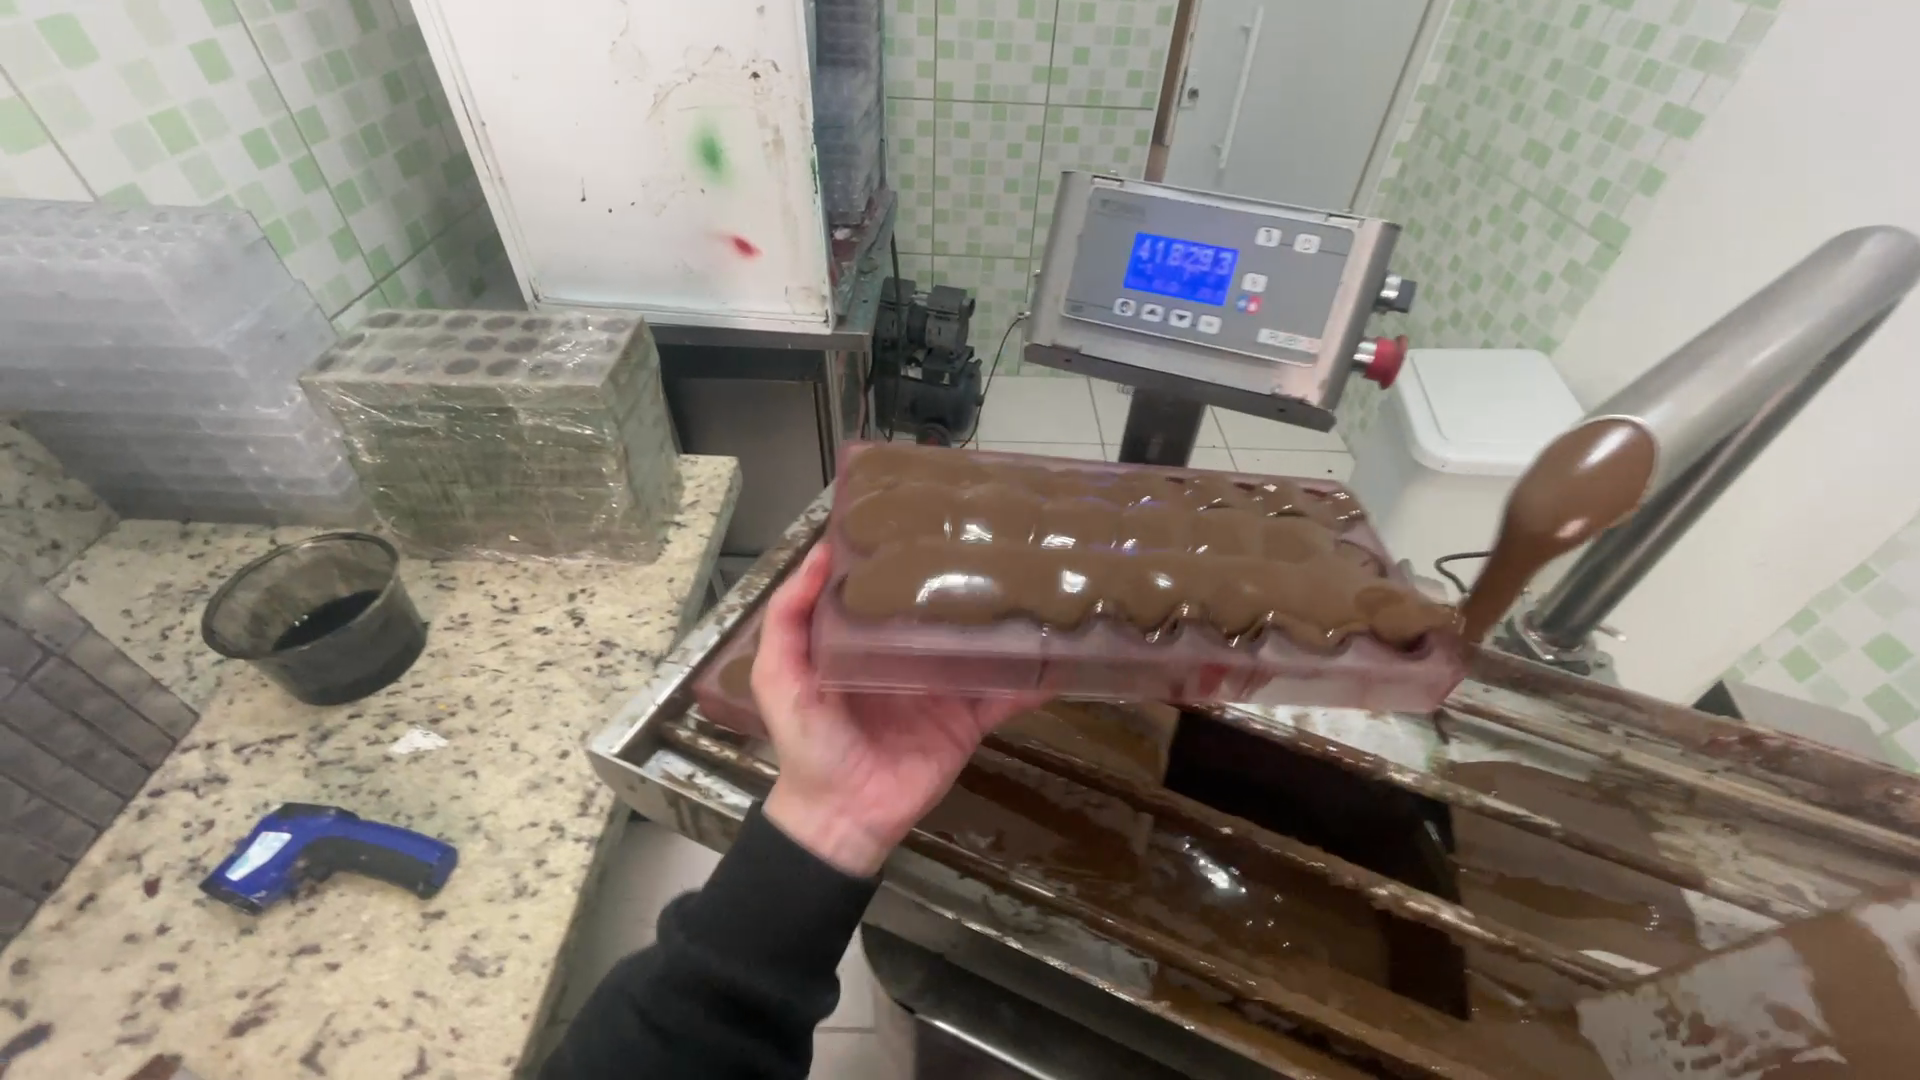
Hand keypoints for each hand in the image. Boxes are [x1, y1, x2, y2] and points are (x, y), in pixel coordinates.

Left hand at [751, 545, 1041, 875]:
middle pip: (945, 614)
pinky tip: (1060, 657)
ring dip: (1008, 625)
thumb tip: (822, 553)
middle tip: (1003, 542)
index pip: (894, 590)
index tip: (934, 517)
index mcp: (867, 642)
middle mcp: (909, 657)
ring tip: (1042, 587)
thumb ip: (789, 617)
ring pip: (981, 648)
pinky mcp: (968, 722)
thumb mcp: (781, 674)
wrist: (841, 814)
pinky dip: (1032, 682)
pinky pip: (1005, 698)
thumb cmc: (808, 741)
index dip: (910, 558)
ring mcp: (943, 689)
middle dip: (969, 583)